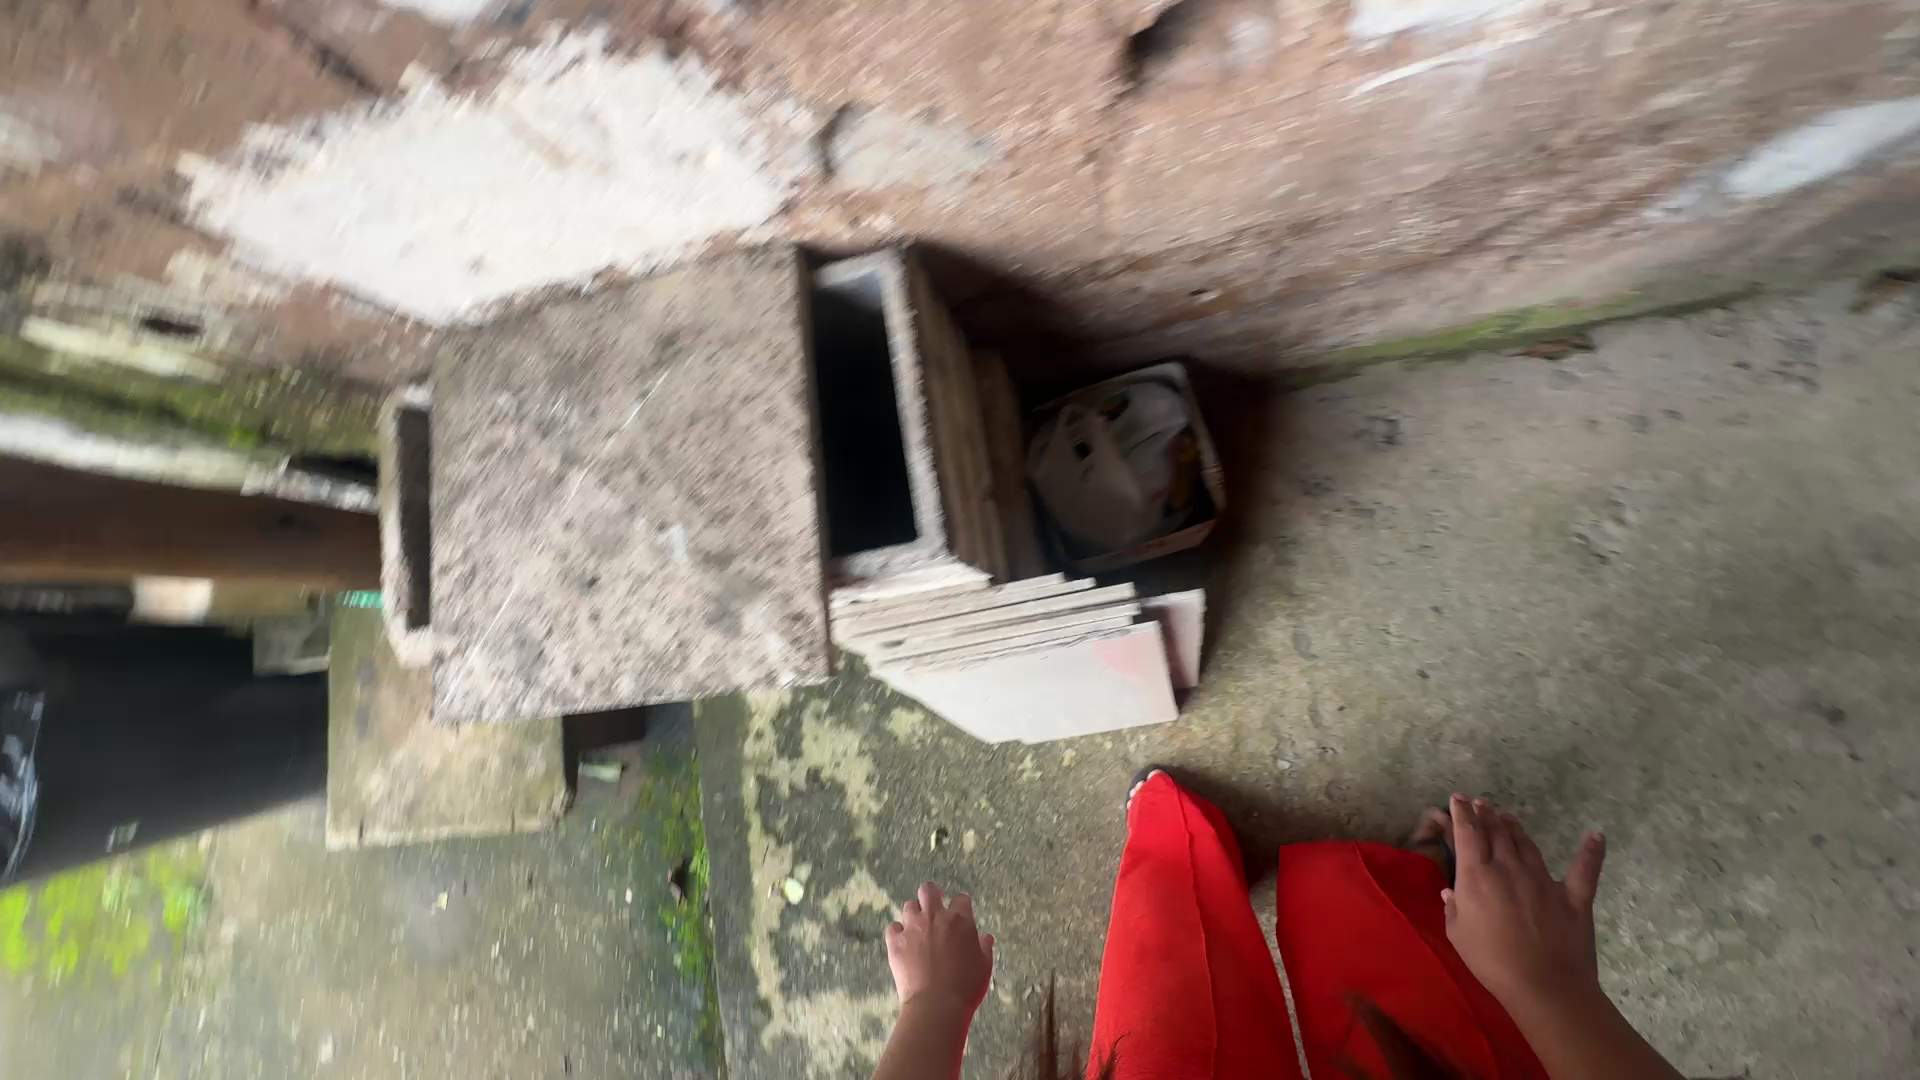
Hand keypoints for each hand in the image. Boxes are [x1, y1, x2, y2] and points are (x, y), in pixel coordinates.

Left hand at [886, 882, 994, 1015]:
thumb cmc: (966, 987)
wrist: (936, 1005)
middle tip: (933, 907)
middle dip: (931, 895)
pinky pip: (893, 927)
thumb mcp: (983, 966)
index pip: (961, 898)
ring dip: (914, 914)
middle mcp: (935, 916)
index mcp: (959, 919)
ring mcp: (913, 927)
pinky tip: (902, 943)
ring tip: (917, 928)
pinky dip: (897, 933)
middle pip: (928, 890)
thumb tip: (986, 937)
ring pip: (909, 905)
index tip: (960, 914)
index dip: (961, 906)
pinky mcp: (896, 941)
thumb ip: (984, 947)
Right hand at [1443, 794, 1607, 1011]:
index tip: (1458, 799)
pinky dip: (1591, 852)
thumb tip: (1450, 892)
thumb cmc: (1492, 961)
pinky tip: (1597, 835)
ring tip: (1509, 817)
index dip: (1462, 813)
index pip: (1467, 833)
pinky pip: (1584, 870)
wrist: (1546, 988)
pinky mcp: (1574, 899)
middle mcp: (1508, 870)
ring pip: (1527, 845)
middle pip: (1496, 833)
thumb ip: (1453, 907)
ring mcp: (1543, 882)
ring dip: (1515, 828)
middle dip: (1486, 814)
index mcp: (1476, 875)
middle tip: (1481, 803)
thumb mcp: (1457, 933)